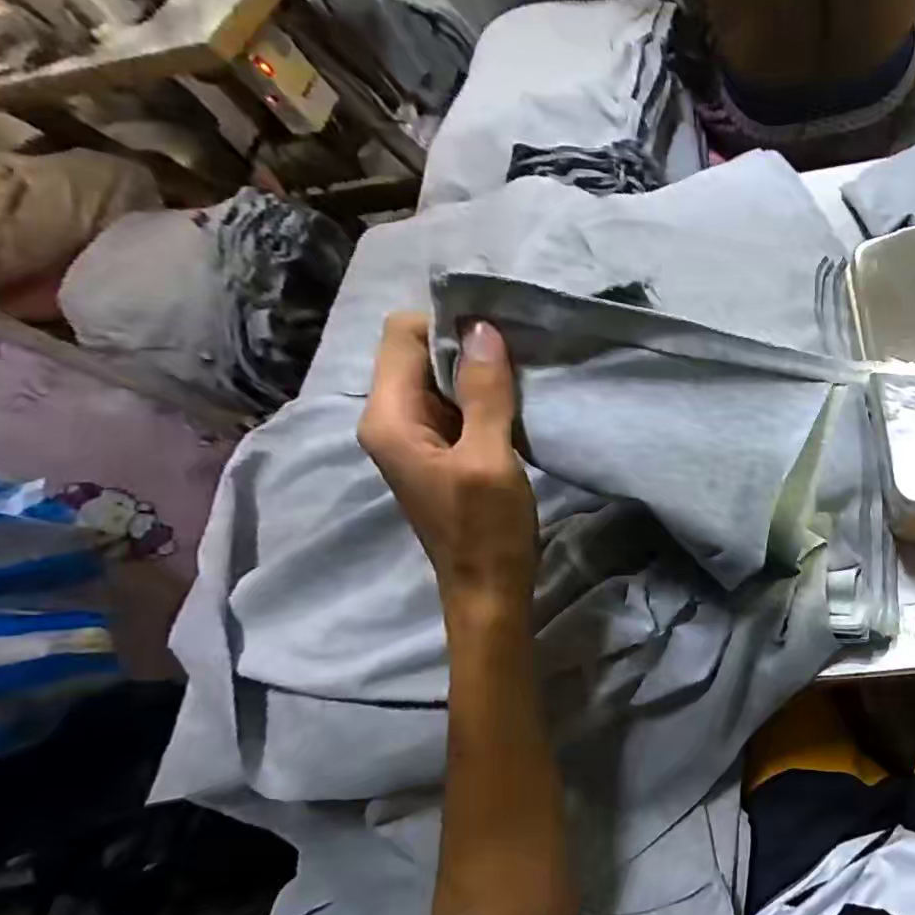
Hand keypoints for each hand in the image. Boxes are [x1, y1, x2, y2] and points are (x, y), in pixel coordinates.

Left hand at [359, 313, 537, 616]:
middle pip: (421, 355)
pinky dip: (486, 399)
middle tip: (521, 353)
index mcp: (389, 418)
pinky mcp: (443, 452)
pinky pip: (459, 407)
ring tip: (525, 379)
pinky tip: (518, 407)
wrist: (488, 589)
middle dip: (468, 347)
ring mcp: (418, 437)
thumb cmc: (486, 530)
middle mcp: (393, 420)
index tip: (500, 332)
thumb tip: (484, 328)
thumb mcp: (490, 459)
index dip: (448, 325)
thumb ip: (485, 394)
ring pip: (443, 380)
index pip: (402, 337)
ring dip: (481, 374)